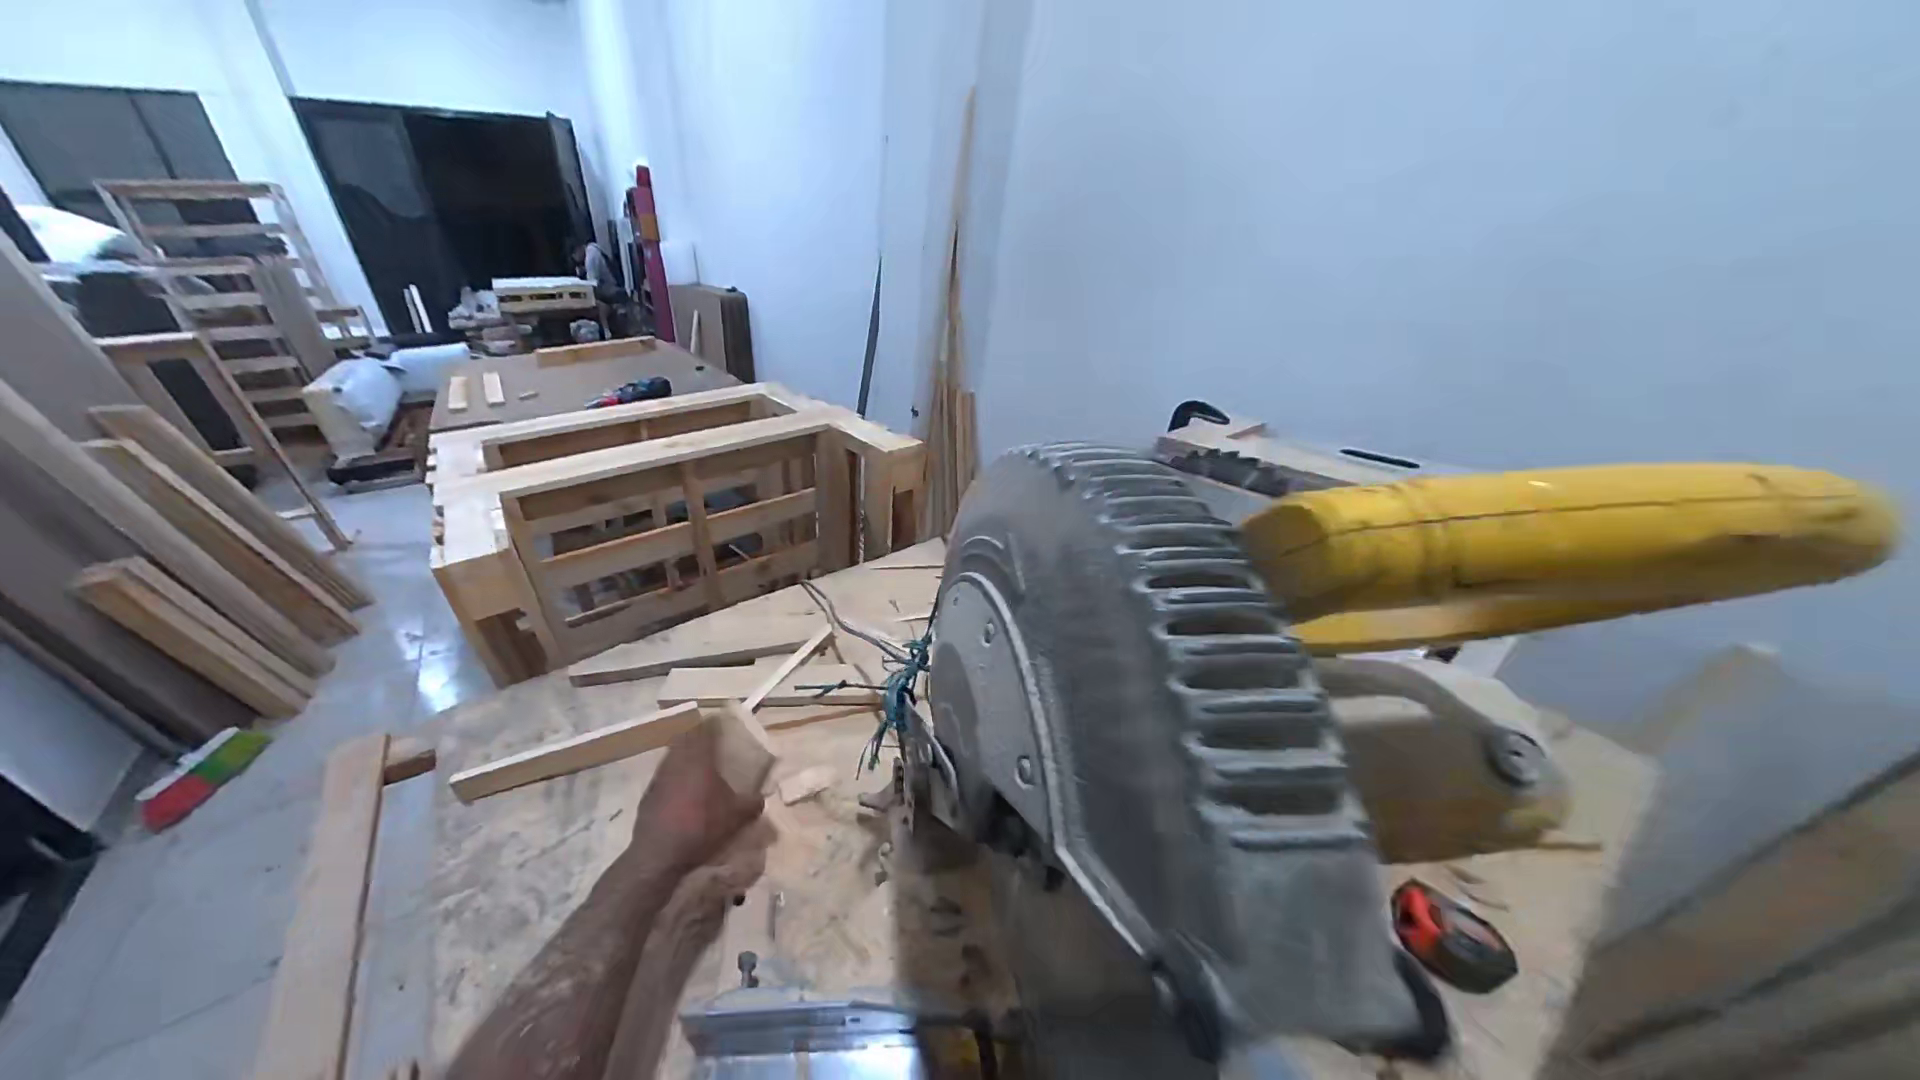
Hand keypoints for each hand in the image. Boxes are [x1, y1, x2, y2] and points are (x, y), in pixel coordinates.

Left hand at [632, 720, 765, 870]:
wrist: (657, 857)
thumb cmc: (701, 828)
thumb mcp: (736, 818)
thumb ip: (752, 803)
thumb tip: (761, 797)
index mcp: (699, 759)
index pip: (705, 728)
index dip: (715, 722)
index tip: (724, 721)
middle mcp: (676, 762)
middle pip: (686, 738)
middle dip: (699, 736)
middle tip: (713, 742)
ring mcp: (659, 778)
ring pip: (673, 755)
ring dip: (685, 755)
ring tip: (699, 765)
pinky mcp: (648, 795)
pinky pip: (664, 775)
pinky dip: (675, 775)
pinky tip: (683, 791)